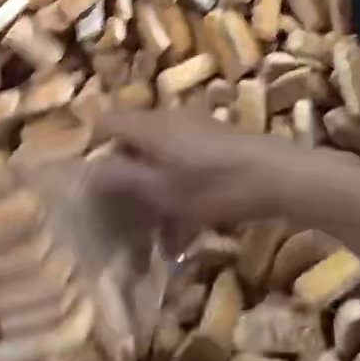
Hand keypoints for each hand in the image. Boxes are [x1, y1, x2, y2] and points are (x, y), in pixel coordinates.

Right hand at [95, 110, 347, 229]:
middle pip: (133, 144)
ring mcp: (196, 132)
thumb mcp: (162, 189)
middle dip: (121, 182)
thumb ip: (121, 178)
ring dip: (150, 197)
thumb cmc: (216, 184)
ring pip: (159, 162)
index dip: (90, 146)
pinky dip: (175, 198)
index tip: (79, 183)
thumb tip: (85, 170)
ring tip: (147, 239)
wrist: (280, 178)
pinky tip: (179, 236)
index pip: (107, 122)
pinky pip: (182, 170)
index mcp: (152, 125)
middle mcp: (171, 120)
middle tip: (111, 219)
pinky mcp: (215, 147)